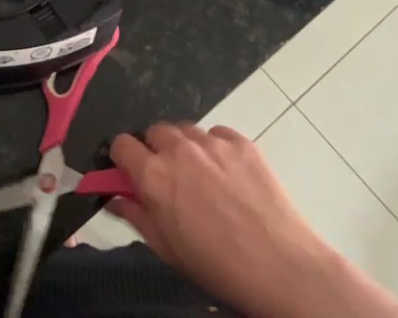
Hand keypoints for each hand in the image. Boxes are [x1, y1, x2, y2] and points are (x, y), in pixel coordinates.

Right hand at [108, 123, 332, 317]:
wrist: (281, 266)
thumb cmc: (217, 266)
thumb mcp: (167, 249)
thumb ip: (137, 216)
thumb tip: (116, 198)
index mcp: (153, 175)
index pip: (122, 144)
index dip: (124, 159)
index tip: (132, 174)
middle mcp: (179, 149)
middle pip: (154, 131)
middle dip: (156, 150)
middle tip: (170, 178)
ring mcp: (212, 142)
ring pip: (186, 130)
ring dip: (185, 147)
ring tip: (202, 177)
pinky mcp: (242, 142)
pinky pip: (218, 134)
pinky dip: (216, 148)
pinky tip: (228, 175)